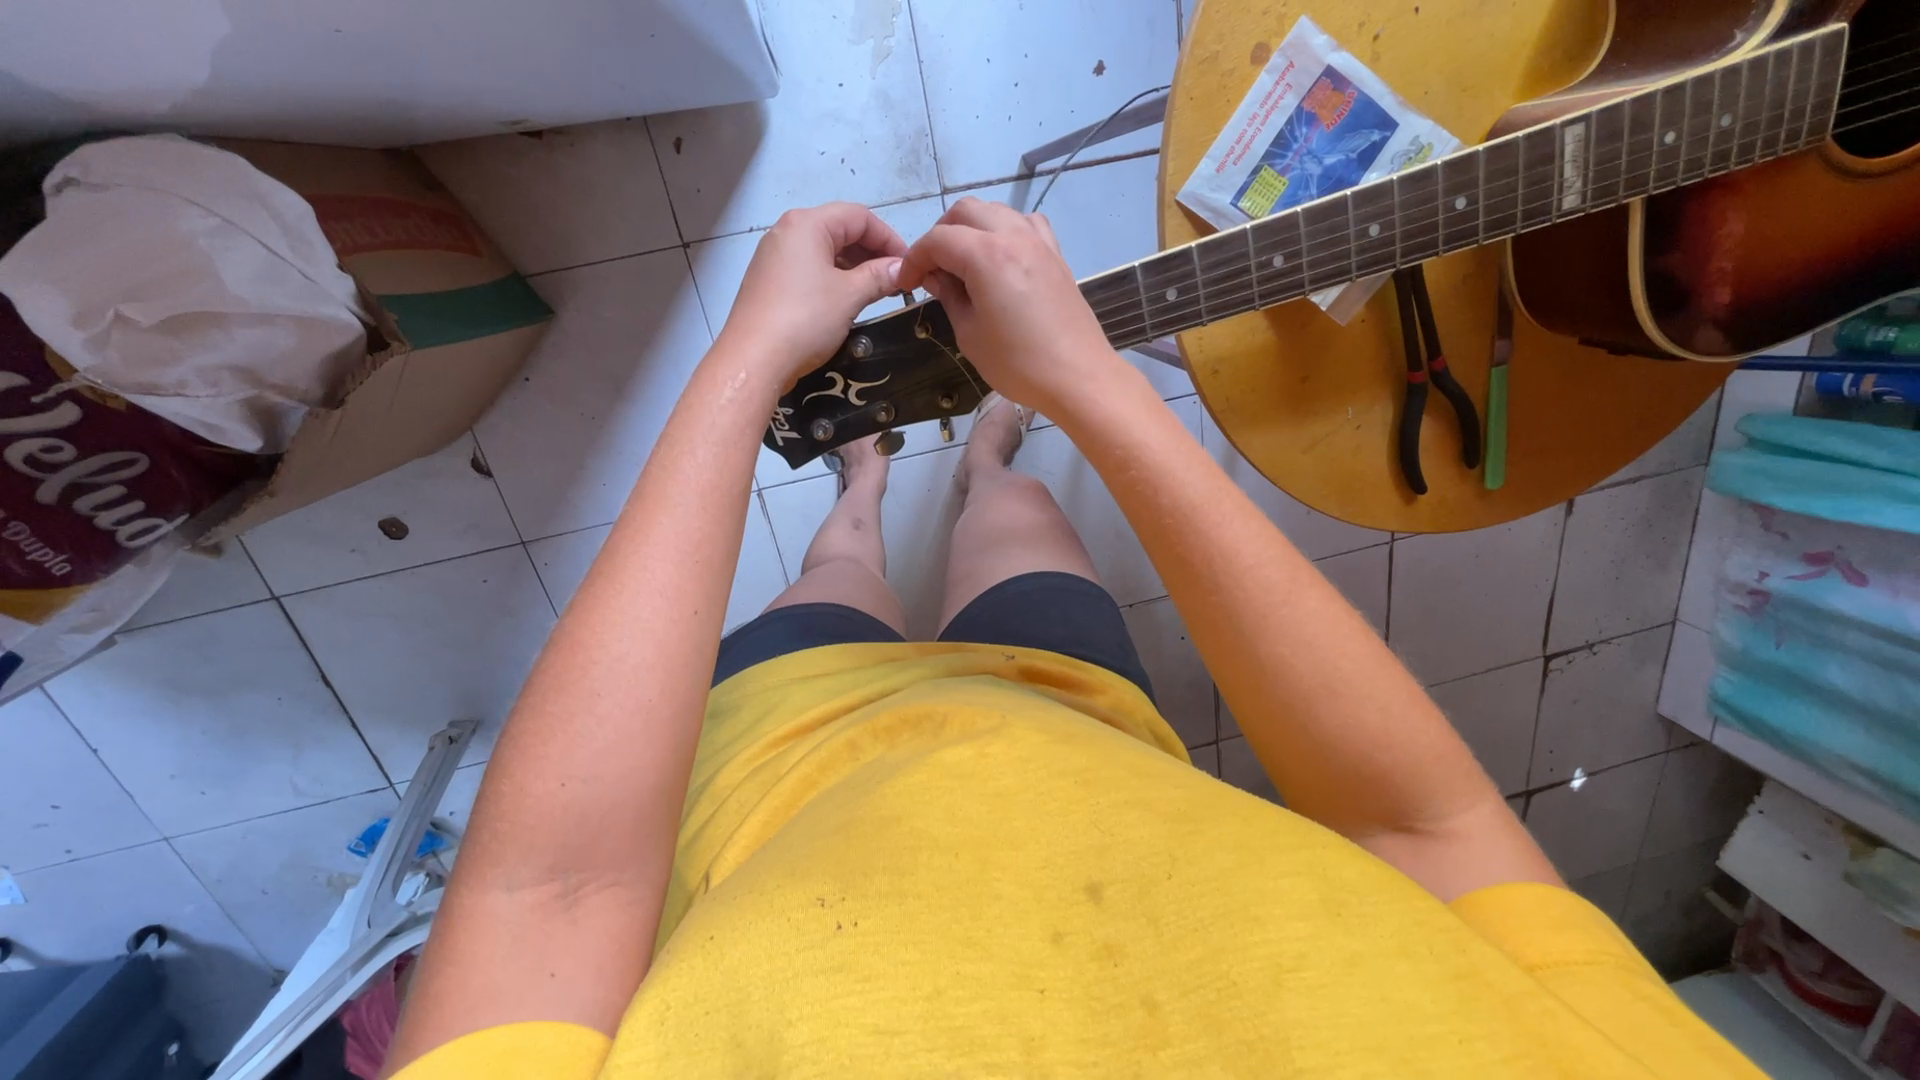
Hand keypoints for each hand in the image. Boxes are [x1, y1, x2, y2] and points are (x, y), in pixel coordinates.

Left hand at [717, 202, 907, 387]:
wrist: (754, 360)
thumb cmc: (805, 319)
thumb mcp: (850, 295)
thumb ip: (878, 276)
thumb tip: (901, 270)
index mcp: (807, 224)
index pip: (859, 217)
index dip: (889, 238)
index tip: (908, 265)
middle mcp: (788, 232)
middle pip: (840, 230)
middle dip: (872, 252)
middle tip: (896, 280)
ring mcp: (775, 257)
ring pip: (825, 251)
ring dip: (855, 267)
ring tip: (877, 291)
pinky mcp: (769, 281)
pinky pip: (809, 270)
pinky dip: (834, 279)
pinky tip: (848, 300)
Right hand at [896, 197, 1124, 417]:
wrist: (1077, 376)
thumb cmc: (1018, 364)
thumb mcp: (970, 335)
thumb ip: (950, 298)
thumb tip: (936, 278)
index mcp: (986, 256)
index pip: (938, 240)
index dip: (914, 259)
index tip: (907, 283)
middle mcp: (1013, 236)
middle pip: (966, 211)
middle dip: (941, 235)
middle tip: (933, 269)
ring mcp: (1039, 242)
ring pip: (996, 211)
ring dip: (972, 228)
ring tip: (964, 262)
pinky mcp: (1056, 256)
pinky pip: (1026, 224)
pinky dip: (1005, 230)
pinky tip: (1001, 257)